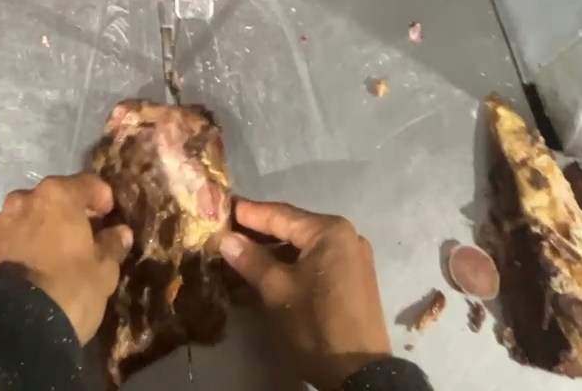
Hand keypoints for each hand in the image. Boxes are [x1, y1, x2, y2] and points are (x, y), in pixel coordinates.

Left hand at [0, 173, 133, 342]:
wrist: (17, 326)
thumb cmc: (69, 288)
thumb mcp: (103, 270)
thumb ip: (112, 244)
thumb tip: (120, 232)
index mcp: (58, 194)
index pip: (88, 183)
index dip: (102, 198)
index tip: (110, 216)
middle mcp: (26, 197)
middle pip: (56, 197)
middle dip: (70, 212)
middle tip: (84, 236)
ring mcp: (2, 220)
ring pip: (31, 215)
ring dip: (44, 226)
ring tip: (56, 253)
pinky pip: (13, 236)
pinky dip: (25, 243)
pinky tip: (34, 265)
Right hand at [219, 198, 390, 390]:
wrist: (359, 376)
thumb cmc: (317, 325)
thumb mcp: (277, 291)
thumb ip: (250, 259)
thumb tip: (225, 238)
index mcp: (329, 231)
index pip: (280, 214)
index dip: (247, 212)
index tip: (222, 207)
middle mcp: (344, 236)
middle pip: (291, 230)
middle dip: (256, 236)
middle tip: (224, 232)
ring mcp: (350, 259)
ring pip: (300, 249)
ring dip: (270, 255)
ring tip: (236, 258)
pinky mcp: (350, 280)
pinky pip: (312, 264)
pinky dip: (288, 268)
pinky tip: (262, 275)